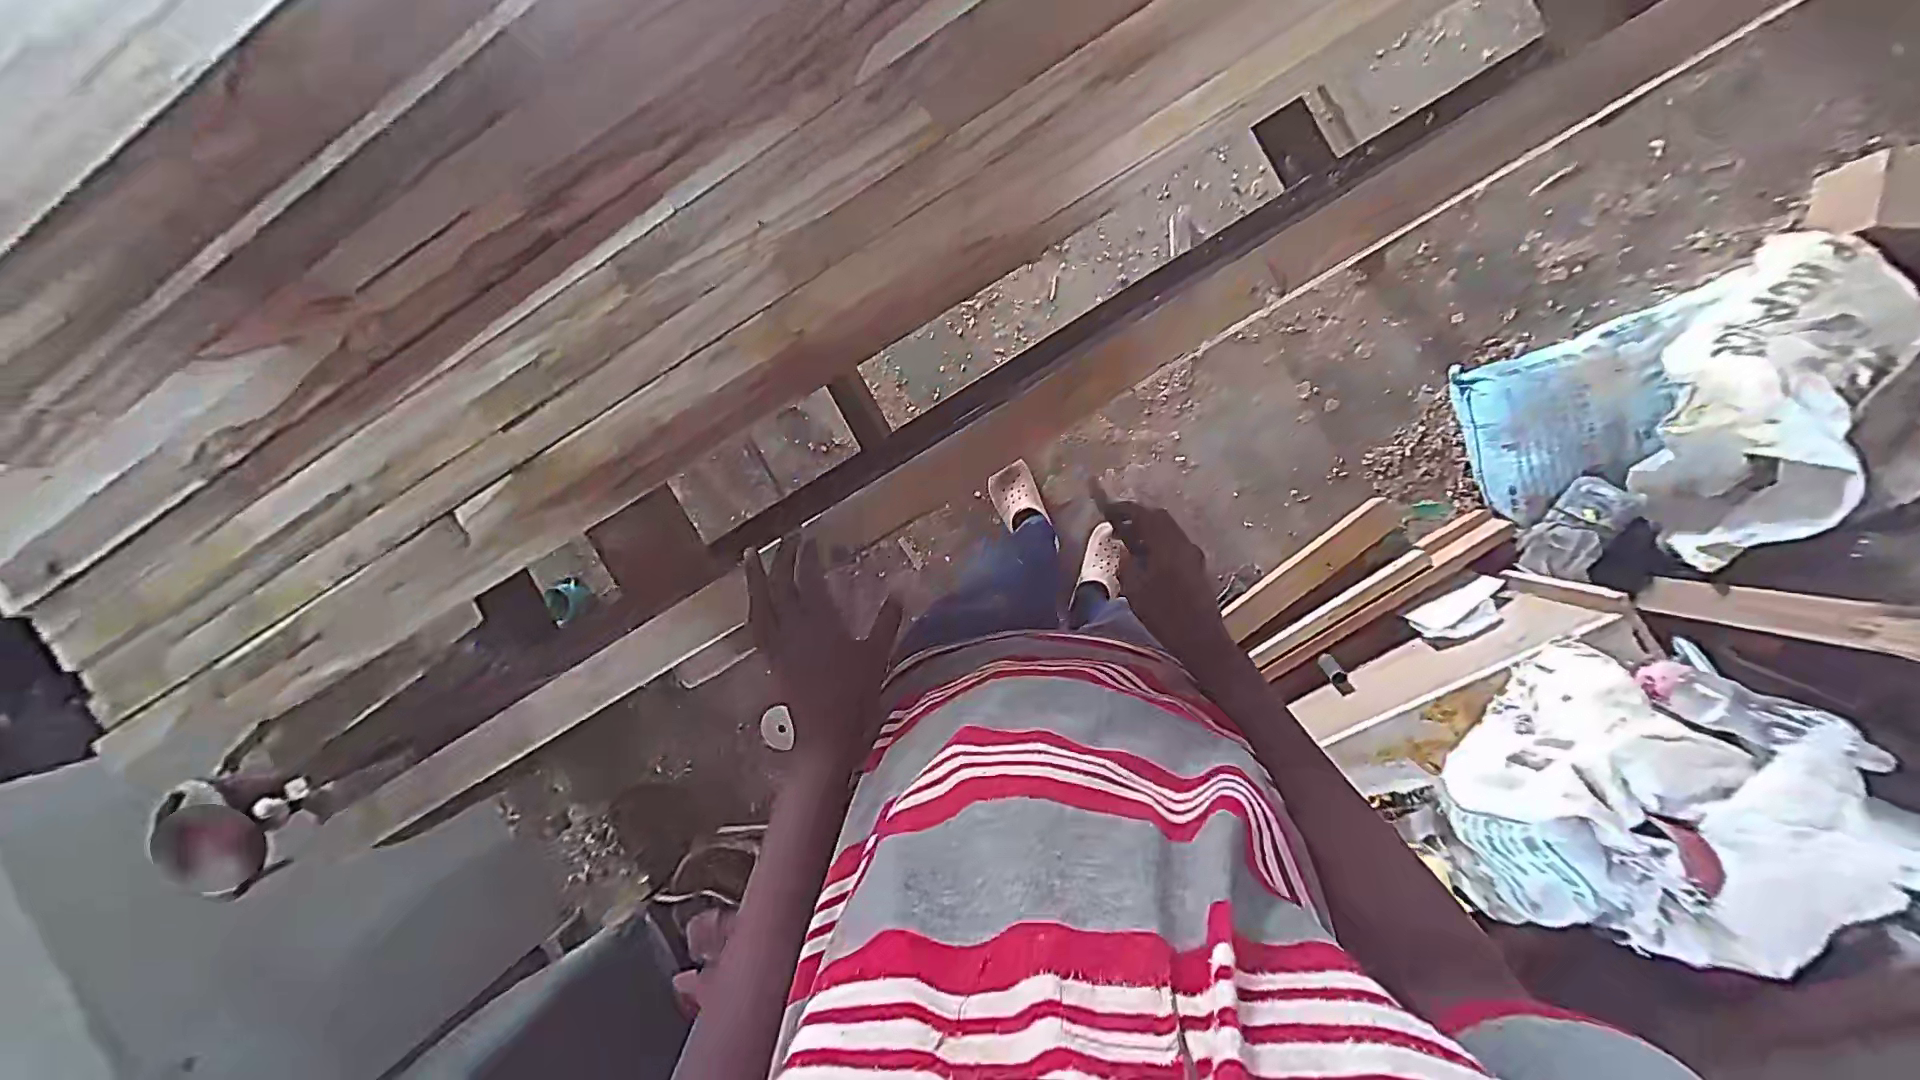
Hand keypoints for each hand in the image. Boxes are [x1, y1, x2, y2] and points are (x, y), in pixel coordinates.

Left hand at [745, 537, 903, 776]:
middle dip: (782, 557)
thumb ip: (888, 620)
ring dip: (755, 576)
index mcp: (821, 622)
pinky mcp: (770, 659)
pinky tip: (753, 600)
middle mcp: (794, 628)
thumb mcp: (878, 654)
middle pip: (781, 584)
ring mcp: (777, 644)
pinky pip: (756, 625)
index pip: (810, 579)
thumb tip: (902, 589)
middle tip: (787, 537)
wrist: (825, 735)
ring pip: (760, 602)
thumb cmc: (856, 695)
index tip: (810, 537)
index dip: (808, 556)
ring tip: (751, 555)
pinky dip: (753, 606)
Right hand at [1092, 485, 1237, 676]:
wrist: (1201, 638)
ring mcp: (1193, 554)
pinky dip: (1159, 542)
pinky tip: (1147, 558)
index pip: (1144, 515)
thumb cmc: (1164, 615)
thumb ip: (1127, 563)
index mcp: (1166, 545)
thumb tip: (1123, 548)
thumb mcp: (1135, 589)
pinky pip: (1175, 544)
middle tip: (1117, 525)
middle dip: (1137, 517)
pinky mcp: (1197, 566)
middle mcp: (1183, 543)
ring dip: (1149, 530)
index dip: (1124, 509)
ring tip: (1128, 542)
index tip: (1107, 510)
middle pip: (1160, 518)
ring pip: (1169, 530)